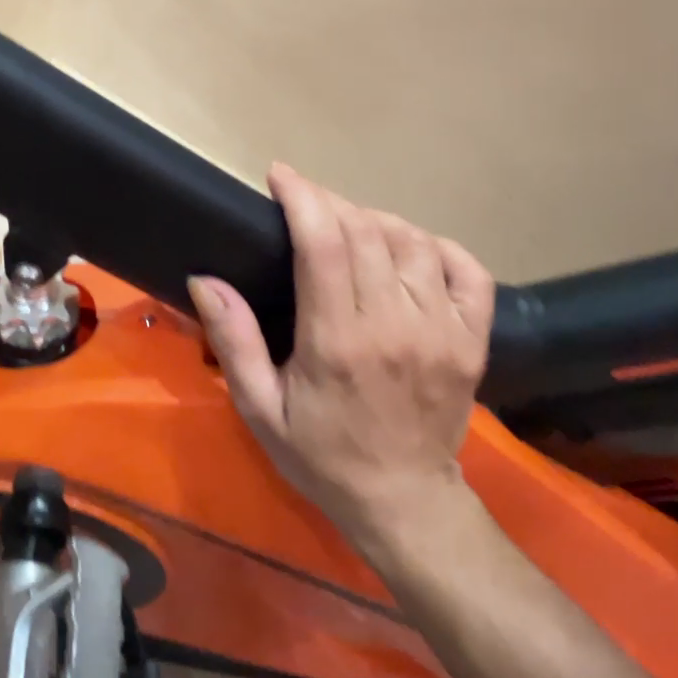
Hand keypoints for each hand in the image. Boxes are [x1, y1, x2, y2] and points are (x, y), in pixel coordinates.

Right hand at [187, 163, 494, 552]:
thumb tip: (205, 278)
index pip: (323, 244)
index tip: (279, 175)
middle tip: (303, 202)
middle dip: (330, 202)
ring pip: (413, 242)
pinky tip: (409, 250)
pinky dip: (439, 247)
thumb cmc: (319, 454)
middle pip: (366, 231)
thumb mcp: (259, 406)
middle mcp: (393, 325)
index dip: (302, 197)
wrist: (402, 502)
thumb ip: (234, 340)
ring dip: (376, 220)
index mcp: (336, 341)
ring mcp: (441, 331)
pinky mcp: (472, 341)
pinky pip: (468, 271)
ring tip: (348, 226)